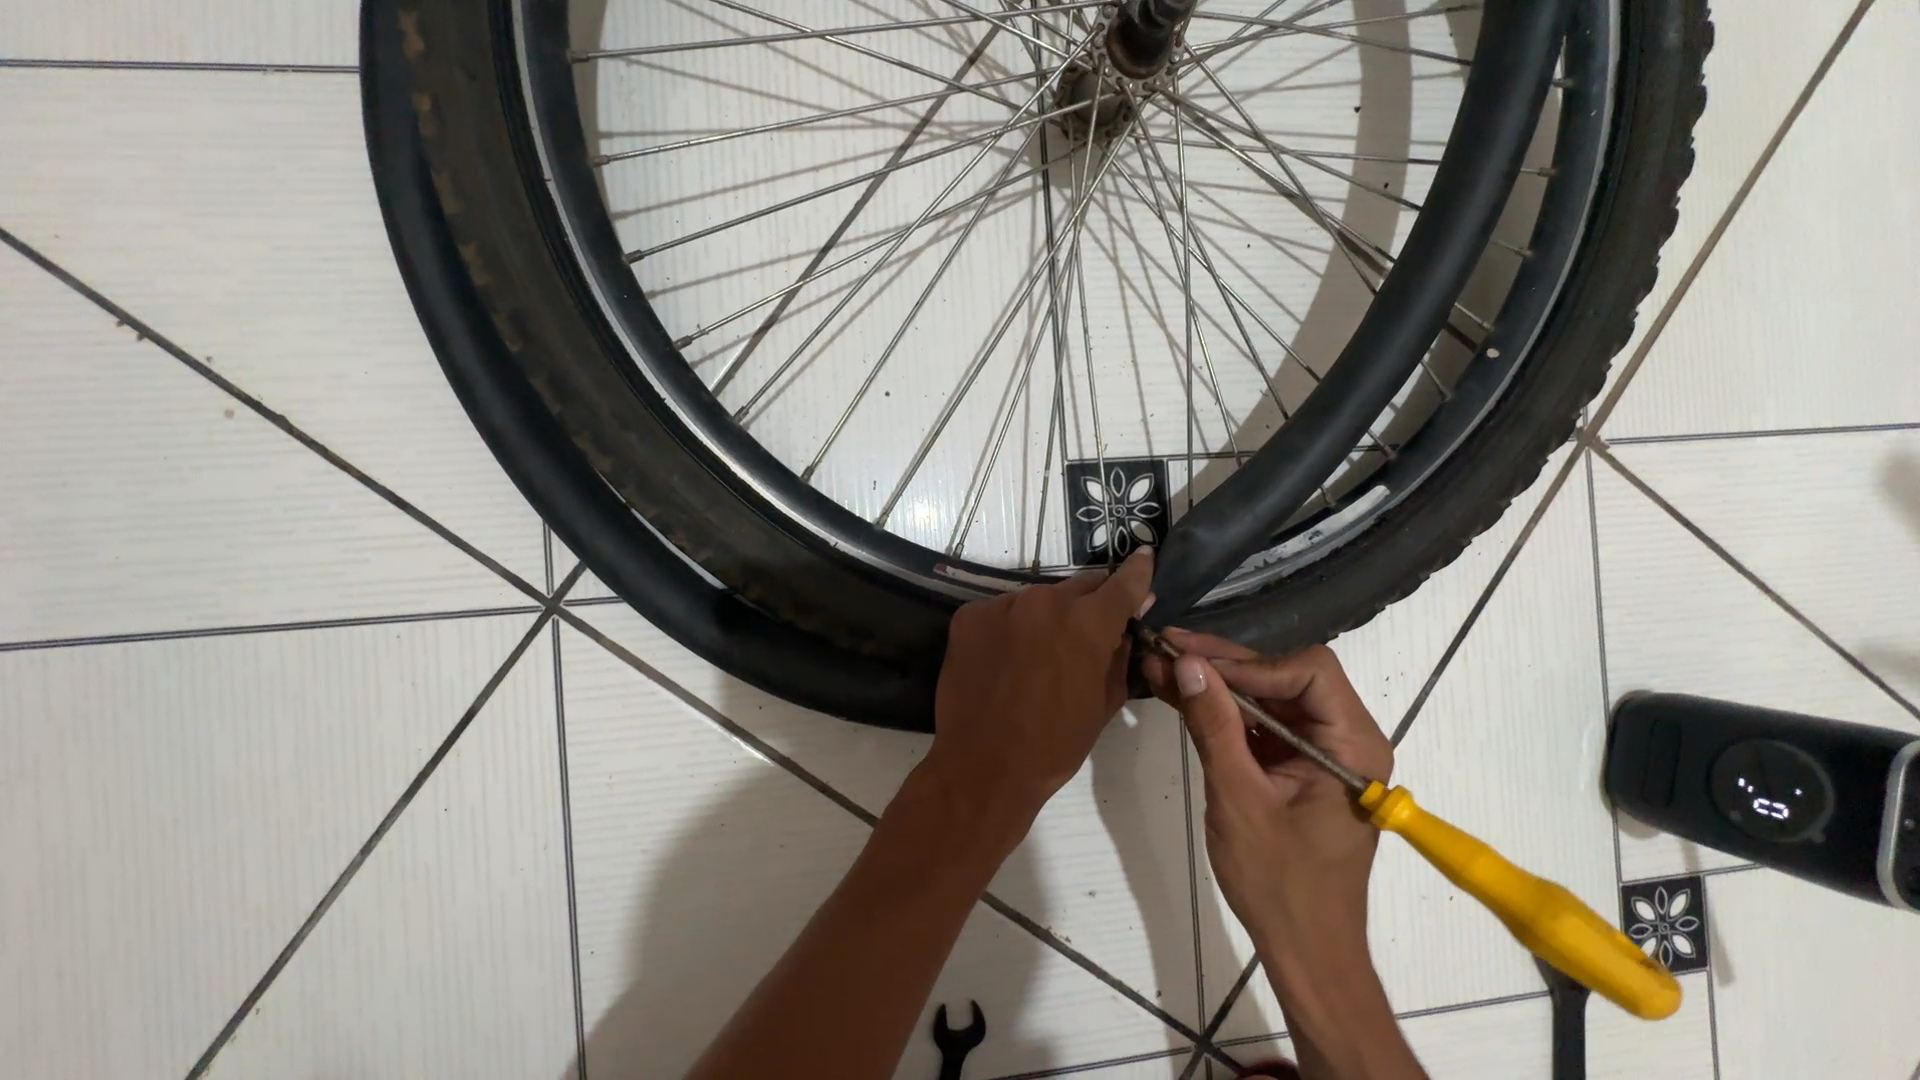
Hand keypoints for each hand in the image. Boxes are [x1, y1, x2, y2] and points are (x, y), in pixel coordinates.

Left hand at [922, 547, 1154, 830]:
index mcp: (1088, 622)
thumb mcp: (1105, 701)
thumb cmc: (1055, 743)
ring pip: (1037, 600)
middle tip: (1088, 630)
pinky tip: (1006, 658)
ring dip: (1047, 616)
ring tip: (1040, 652)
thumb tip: (1126, 626)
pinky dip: (1010, 627)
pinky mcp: (969, 616)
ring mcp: (1002, 605)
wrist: (984, 766)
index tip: (1145, 556)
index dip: (1138, 570)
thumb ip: (1119, 653)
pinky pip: (1001, 612)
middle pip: (1078, 588)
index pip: (1123, 582)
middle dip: (1089, 604)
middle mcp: (1045, 601)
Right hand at [1142, 631, 1392, 957]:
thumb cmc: (1279, 881)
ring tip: (1159, 663)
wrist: (1303, 947)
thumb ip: (1214, 726)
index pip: (1309, 673)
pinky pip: (1255, 723)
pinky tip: (1175, 692)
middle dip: (1222, 664)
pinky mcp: (1292, 764)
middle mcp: (1343, 737)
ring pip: (1264, 695)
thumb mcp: (1239, 798)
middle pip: (1283, 677)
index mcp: (1353, 745)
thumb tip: (1187, 662)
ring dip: (1212, 683)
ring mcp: (1316, 750)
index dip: (1250, 663)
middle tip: (1165, 646)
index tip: (1197, 667)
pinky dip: (1217, 710)